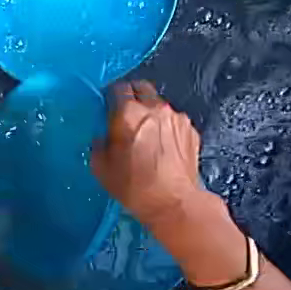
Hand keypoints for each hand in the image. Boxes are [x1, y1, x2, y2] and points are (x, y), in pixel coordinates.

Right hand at [89, 80, 212, 234]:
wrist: (173, 201)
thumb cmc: (133, 185)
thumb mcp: (101, 167)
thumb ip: (99, 144)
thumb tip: (104, 137)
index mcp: (128, 114)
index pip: (118, 89)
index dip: (110, 97)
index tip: (106, 107)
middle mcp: (155, 109)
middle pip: (142, 88)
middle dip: (131, 96)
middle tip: (123, 114)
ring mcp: (177, 118)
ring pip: (159, 105)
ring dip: (149, 113)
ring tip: (143, 134)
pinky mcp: (191, 130)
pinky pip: (173, 121)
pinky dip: (164, 127)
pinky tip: (160, 145)